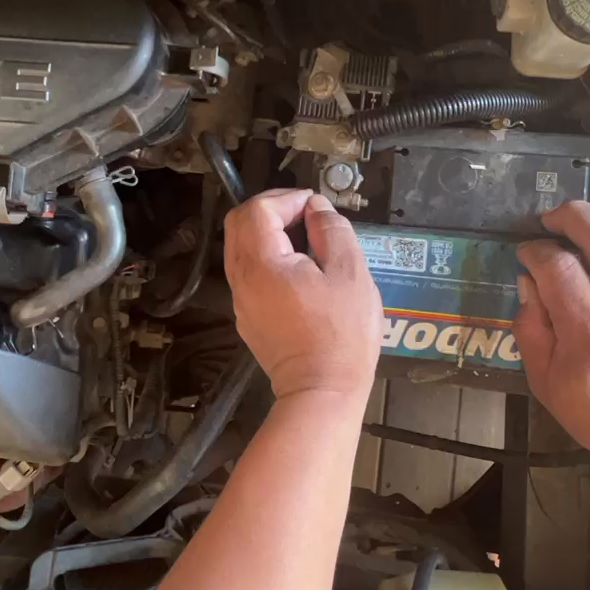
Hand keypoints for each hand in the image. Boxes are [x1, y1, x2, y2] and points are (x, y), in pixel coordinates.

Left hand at [223, 188, 382, 402]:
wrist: (322, 391)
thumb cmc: (342, 334)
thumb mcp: (351, 272)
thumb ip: (332, 230)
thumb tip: (316, 208)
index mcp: (262, 263)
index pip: (258, 209)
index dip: (287, 198)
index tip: (315, 206)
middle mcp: (241, 278)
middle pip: (239, 223)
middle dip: (271, 208)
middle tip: (305, 213)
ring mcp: (241, 300)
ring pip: (240, 247)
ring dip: (268, 232)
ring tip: (305, 238)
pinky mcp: (247, 317)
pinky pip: (248, 272)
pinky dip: (267, 256)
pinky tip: (299, 268)